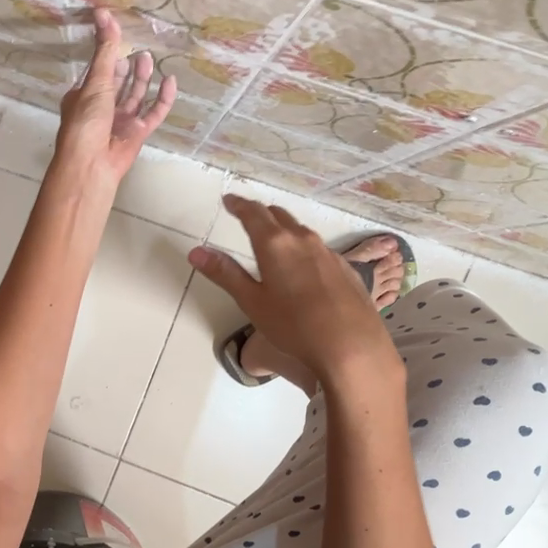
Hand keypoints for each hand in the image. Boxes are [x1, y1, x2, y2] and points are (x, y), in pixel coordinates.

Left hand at [54, 7, 177, 182]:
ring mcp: (119, 122)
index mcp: (83, 96)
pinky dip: (162, 99)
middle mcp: (100, 108)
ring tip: (149, 57)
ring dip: (142, 78)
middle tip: (138, 46)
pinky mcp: (137, 133)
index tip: (118, 34)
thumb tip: (102, 12)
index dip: (106, 54)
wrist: (91, 164)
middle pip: (117, 83)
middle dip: (126, 65)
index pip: (97, 70)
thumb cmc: (86, 122)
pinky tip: (171, 81)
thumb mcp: (96, 81)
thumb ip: (104, 49)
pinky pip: (153, 113)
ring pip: (135, 96)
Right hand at [188, 195, 401, 390]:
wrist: (351, 346)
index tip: (228, 200)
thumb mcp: (251, 302)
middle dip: (260, 213)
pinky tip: (301, 266)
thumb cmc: (293, 325)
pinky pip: (317, 247)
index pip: (253, 214)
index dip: (238, 205)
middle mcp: (303, 240)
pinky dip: (301, 246)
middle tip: (246, 215)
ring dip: (282, 228)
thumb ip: (225, 273)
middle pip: (278, 215)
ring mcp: (328, 252)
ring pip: (300, 230)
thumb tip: (195, 252)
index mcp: (275, 244)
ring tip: (272, 237)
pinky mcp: (345, 267)